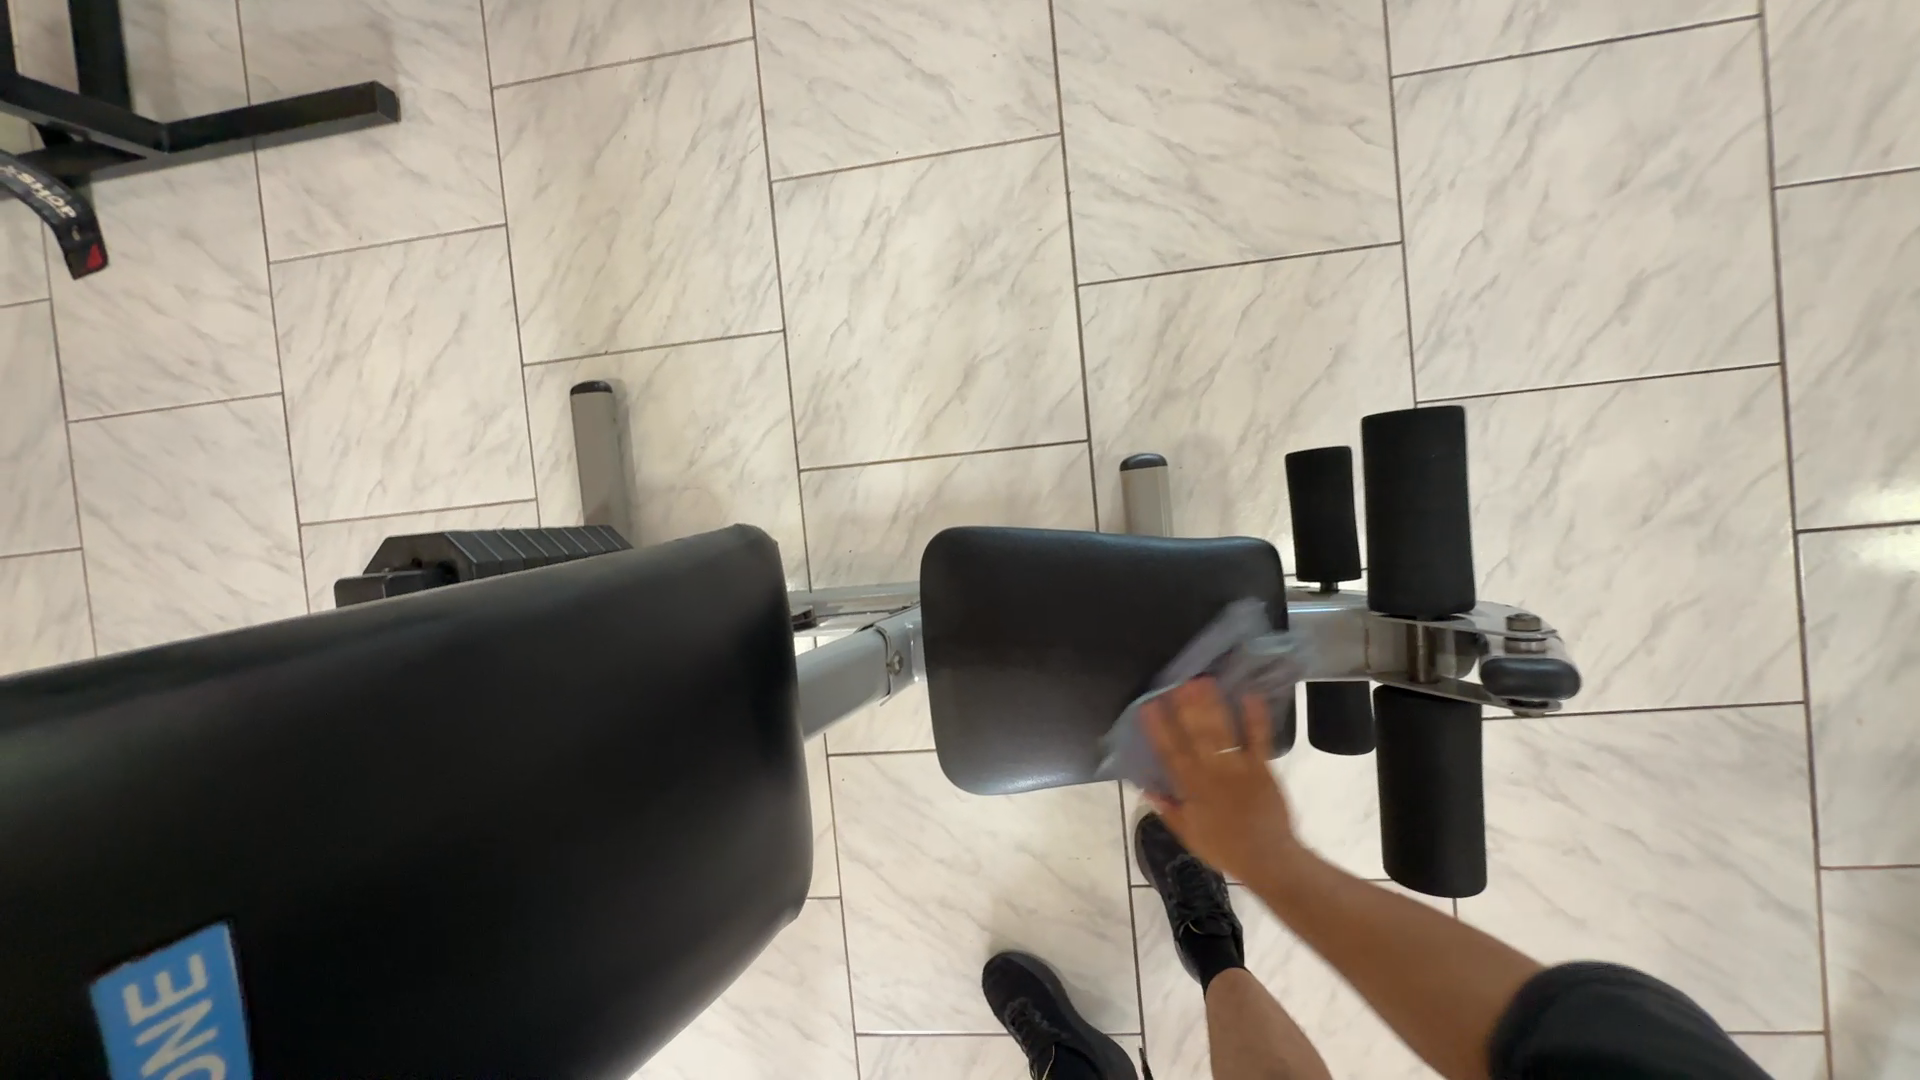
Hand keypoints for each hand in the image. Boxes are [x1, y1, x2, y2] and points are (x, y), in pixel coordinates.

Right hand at [1143, 678, 1304, 884]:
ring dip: (1212, 705)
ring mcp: (1238, 767)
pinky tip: (1250, 695)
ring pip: (1221, 731)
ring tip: (1203, 682)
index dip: (1158, 728)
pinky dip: (1255, 717)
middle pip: (1195, 735)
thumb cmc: (1225, 848)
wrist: (1268, 858)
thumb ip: (1168, 809)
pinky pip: (1258, 739)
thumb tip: (1147, 788)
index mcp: (1191, 788)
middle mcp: (1211, 772)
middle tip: (1178, 683)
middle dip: (1185, 708)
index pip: (1169, 752)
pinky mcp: (1262, 767)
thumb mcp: (1189, 834)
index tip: (1149, 705)